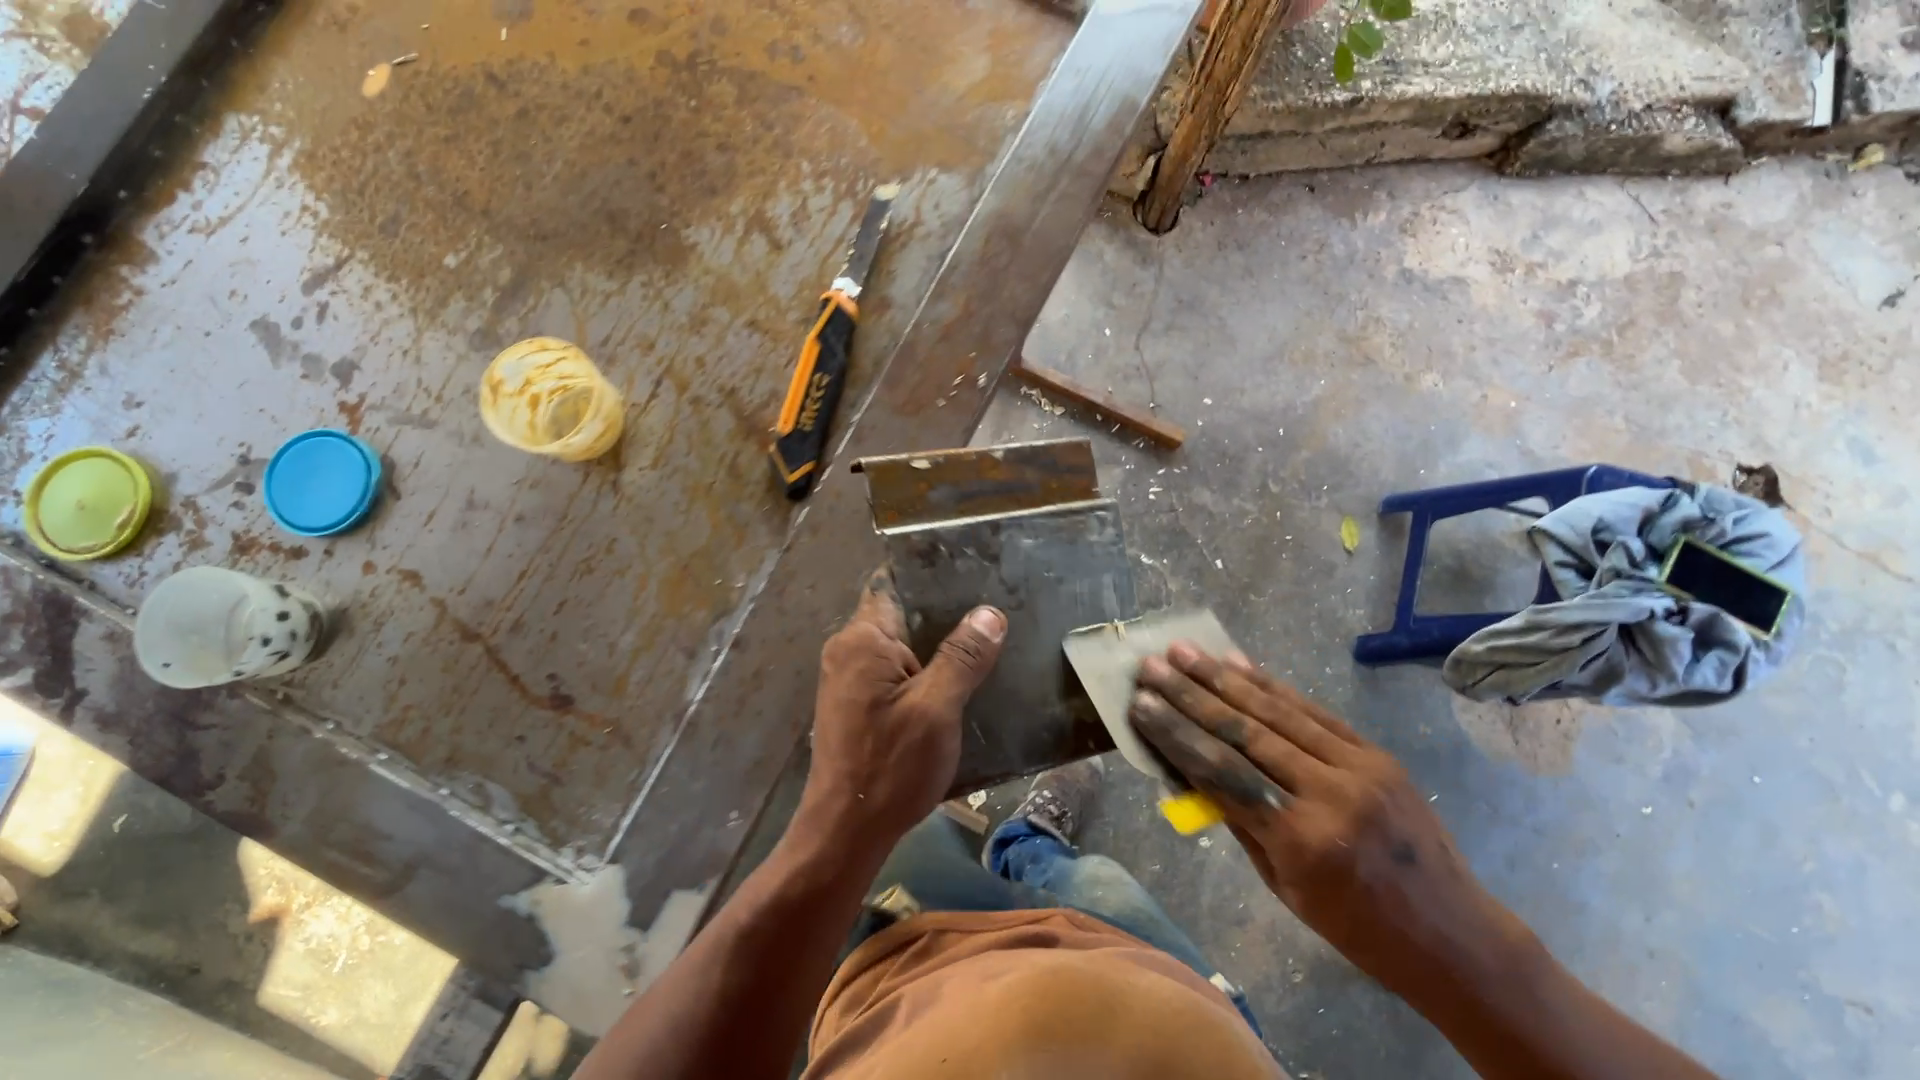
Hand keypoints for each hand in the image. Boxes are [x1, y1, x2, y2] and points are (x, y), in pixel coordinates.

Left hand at [802, 570, 1005, 846]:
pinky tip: (957, 681)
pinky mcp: (855, 705)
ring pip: (898, 646)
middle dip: (941, 612)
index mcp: (861, 641)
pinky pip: (893, 673)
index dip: (930, 576)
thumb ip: (962, 657)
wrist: (846, 831)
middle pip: (898, 615)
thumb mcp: (936, 709)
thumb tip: (990, 613)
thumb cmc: (891, 766)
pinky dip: (922, 672)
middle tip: (993, 608)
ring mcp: (847, 680)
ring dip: (935, 646)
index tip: (972, 570)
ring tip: (985, 640)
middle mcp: (847, 651)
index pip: (893, 585)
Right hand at [1129, 644, 1526, 998]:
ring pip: (1278, 713)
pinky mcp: (1376, 753)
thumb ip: (1239, 821)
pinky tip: (1238, 664)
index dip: (1176, 735)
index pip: (1222, 773)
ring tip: (1184, 652)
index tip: (1139, 705)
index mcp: (1302, 839)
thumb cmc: (1355, 927)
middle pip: (1244, 732)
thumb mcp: (1283, 885)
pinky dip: (1272, 687)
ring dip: (1224, 678)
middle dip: (1191, 695)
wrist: (1450, 932)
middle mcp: (1330, 792)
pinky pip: (1314, 712)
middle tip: (1151, 666)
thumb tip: (1190, 770)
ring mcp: (1360, 767)